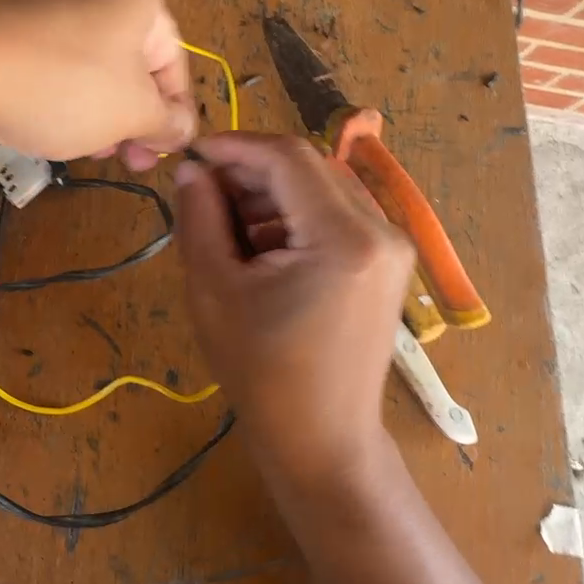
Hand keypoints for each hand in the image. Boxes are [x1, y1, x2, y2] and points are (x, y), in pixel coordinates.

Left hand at [0, 0, 195, 168]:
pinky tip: (46, 132)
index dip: (175, 115)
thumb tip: (185, 130)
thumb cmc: (63, 87)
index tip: (162, 156)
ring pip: (90, 74)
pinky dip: (58, 102)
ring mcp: (44, 9)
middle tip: (127, 161)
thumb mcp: (131, 111)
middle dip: (132, 119)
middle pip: (131, 67)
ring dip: (97, 117)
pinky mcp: (7, 32)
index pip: (175, 62)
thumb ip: (167, 122)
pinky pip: (51, 72)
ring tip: (84, 150)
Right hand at [172, 133, 413, 485]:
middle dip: (251, 171)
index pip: (288, 157)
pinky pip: (336, 214)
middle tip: (202, 194)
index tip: (191, 155)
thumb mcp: (215, 288)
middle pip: (309, 167)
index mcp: (343, 238)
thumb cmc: (260, 370)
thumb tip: (191, 168)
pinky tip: (259, 247)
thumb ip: (200, 216)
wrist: (320, 437)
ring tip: (226, 226)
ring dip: (271, 193)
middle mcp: (381, 230)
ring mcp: (392, 246)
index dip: (235, 146)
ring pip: (322, 187)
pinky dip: (294, 216)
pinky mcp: (387, 262)